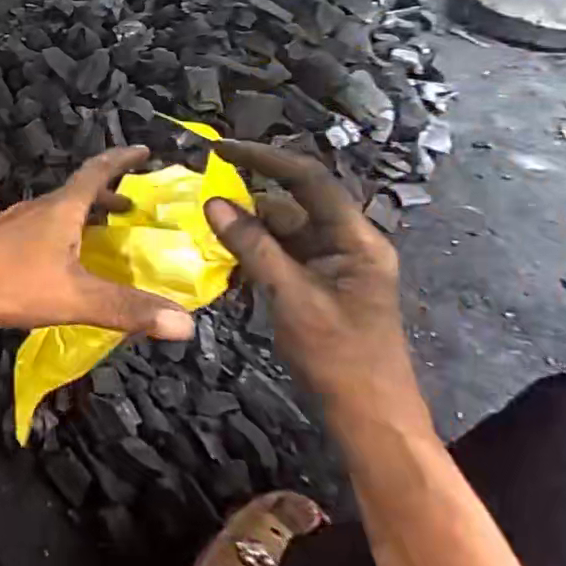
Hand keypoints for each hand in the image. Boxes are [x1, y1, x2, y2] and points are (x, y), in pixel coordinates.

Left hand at [0, 147, 195, 341]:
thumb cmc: (12, 283)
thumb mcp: (76, 298)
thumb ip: (128, 308)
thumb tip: (186, 324)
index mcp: (59, 209)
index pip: (95, 172)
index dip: (121, 160)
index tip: (143, 151)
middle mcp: (37, 209)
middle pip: (77, 192)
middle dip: (108, 194)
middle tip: (134, 205)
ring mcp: (15, 224)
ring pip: (58, 211)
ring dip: (86, 215)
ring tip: (107, 232)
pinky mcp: (1, 241)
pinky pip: (43, 228)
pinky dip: (65, 232)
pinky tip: (66, 259)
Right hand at [202, 140, 421, 421]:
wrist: (368, 416)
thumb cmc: (339, 356)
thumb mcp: (291, 297)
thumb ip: (252, 246)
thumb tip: (213, 202)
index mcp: (355, 240)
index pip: (309, 180)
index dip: (265, 158)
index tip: (219, 149)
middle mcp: (343, 242)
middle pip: (289, 201)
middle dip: (244, 194)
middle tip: (197, 190)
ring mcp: (328, 262)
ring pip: (277, 226)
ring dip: (241, 225)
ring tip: (200, 226)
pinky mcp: (312, 280)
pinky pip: (274, 250)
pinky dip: (247, 248)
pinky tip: (220, 255)